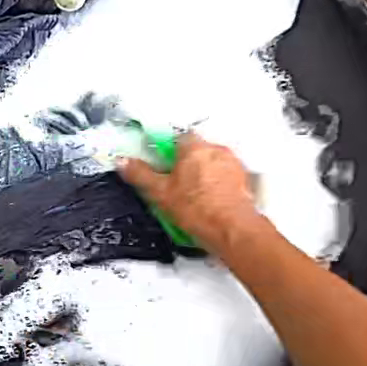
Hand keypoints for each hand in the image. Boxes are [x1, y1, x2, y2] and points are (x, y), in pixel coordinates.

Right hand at [118, 132, 264, 253]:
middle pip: (196, 149)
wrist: (229, 228)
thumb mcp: (159, 192)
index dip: (167, 149)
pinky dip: (216, 183)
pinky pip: (224, 175)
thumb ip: (139, 174)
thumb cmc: (197, 208)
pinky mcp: (243, 179)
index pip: (178, 137)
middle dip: (185, 162)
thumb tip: (123, 162)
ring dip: (201, 173)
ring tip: (190, 195)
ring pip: (211, 162)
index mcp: (193, 147)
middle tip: (173, 182)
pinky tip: (206, 200)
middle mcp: (216, 150)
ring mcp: (232, 164)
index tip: (161, 163)